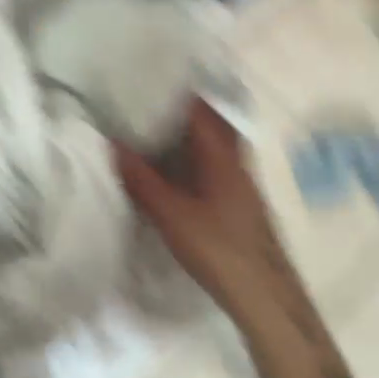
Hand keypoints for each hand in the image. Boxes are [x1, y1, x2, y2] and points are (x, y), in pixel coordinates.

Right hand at [116, 101, 296, 310]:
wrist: (266, 301)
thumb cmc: (219, 249)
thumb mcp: (170, 213)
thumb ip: (141, 177)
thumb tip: (112, 142)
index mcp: (223, 159)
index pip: (202, 111)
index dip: (177, 91)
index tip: (148, 76)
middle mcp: (237, 166)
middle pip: (214, 126)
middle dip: (184, 110)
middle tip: (147, 99)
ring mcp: (241, 188)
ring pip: (214, 148)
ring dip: (187, 135)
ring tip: (149, 127)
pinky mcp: (238, 207)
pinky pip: (211, 167)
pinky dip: (190, 157)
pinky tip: (169, 168)